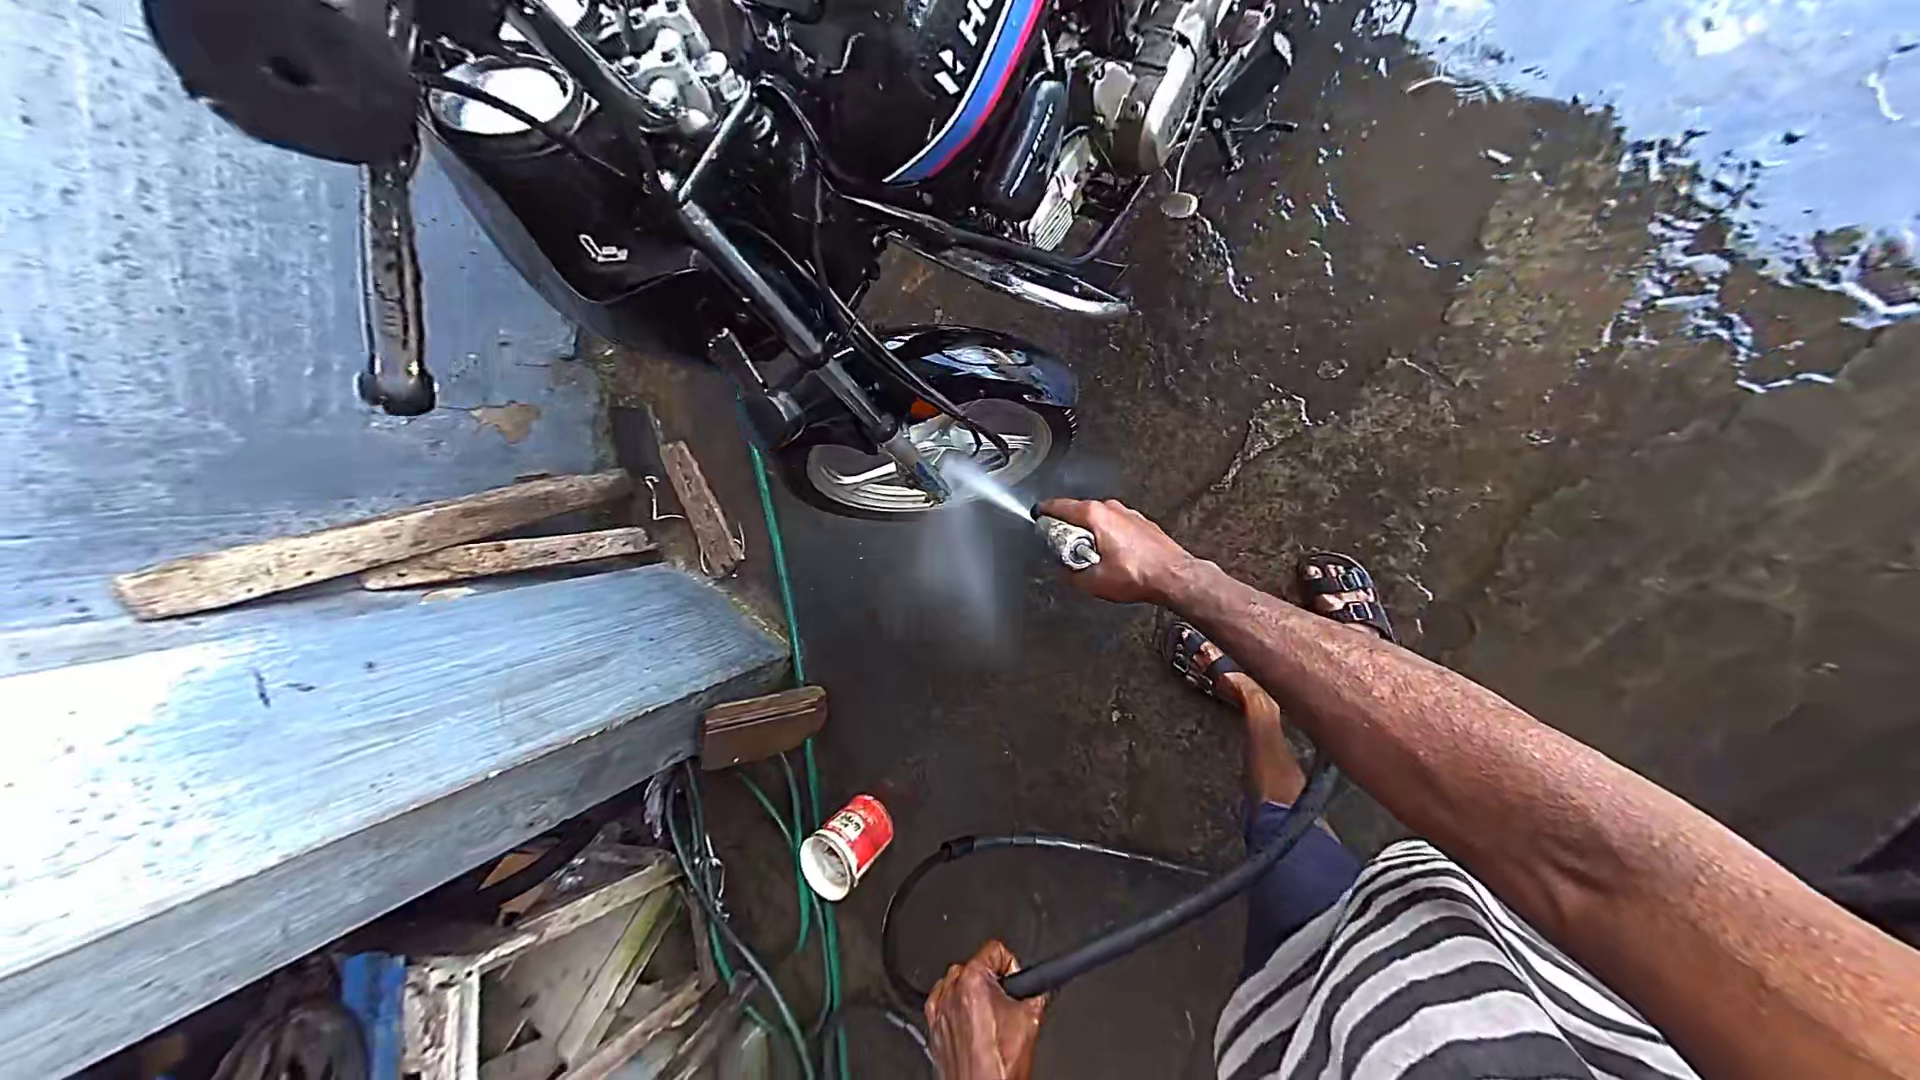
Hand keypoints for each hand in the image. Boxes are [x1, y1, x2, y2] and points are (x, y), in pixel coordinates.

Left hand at [926, 940, 1048, 1079]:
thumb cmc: (1000, 1068)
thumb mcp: (1030, 1020)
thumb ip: (1036, 991)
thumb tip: (1040, 985)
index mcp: (973, 980)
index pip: (996, 949)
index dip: (1011, 966)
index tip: (1015, 982)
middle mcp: (952, 989)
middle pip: (976, 965)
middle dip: (992, 981)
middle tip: (1005, 1005)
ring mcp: (940, 1008)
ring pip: (959, 983)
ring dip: (974, 994)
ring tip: (989, 1019)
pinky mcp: (933, 1026)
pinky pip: (944, 1002)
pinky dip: (957, 1008)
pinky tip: (972, 1027)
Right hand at [1034, 498, 1207, 606]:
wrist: (1175, 577)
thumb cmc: (1140, 575)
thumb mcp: (1092, 581)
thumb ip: (1070, 573)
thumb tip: (1063, 571)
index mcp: (1095, 515)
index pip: (1060, 506)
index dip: (1044, 512)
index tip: (1037, 516)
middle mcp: (1112, 508)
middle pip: (1078, 511)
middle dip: (1067, 527)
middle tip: (1061, 545)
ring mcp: (1128, 514)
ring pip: (1098, 518)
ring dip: (1089, 532)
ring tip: (1089, 555)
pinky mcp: (1140, 523)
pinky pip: (1115, 525)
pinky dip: (1107, 535)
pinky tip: (1111, 555)